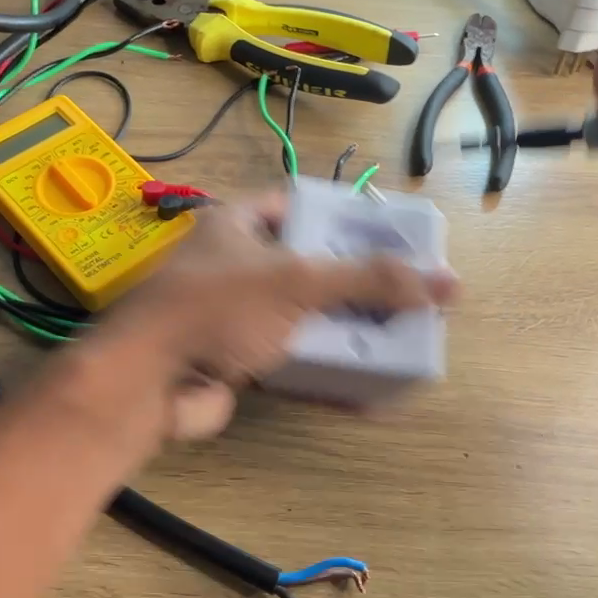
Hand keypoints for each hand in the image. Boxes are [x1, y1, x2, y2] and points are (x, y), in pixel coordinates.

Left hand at [73, 189, 457, 441]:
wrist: (147, 383)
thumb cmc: (216, 308)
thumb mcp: (297, 281)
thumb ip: (369, 279)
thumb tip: (449, 282)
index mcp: (235, 224)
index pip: (296, 204)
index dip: (342, 215)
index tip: (389, 235)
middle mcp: (232, 265)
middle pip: (305, 266)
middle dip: (353, 284)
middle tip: (406, 294)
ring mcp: (232, 317)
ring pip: (300, 319)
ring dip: (344, 332)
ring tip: (399, 338)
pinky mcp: (235, 363)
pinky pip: (290, 364)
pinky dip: (326, 375)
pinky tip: (369, 393)